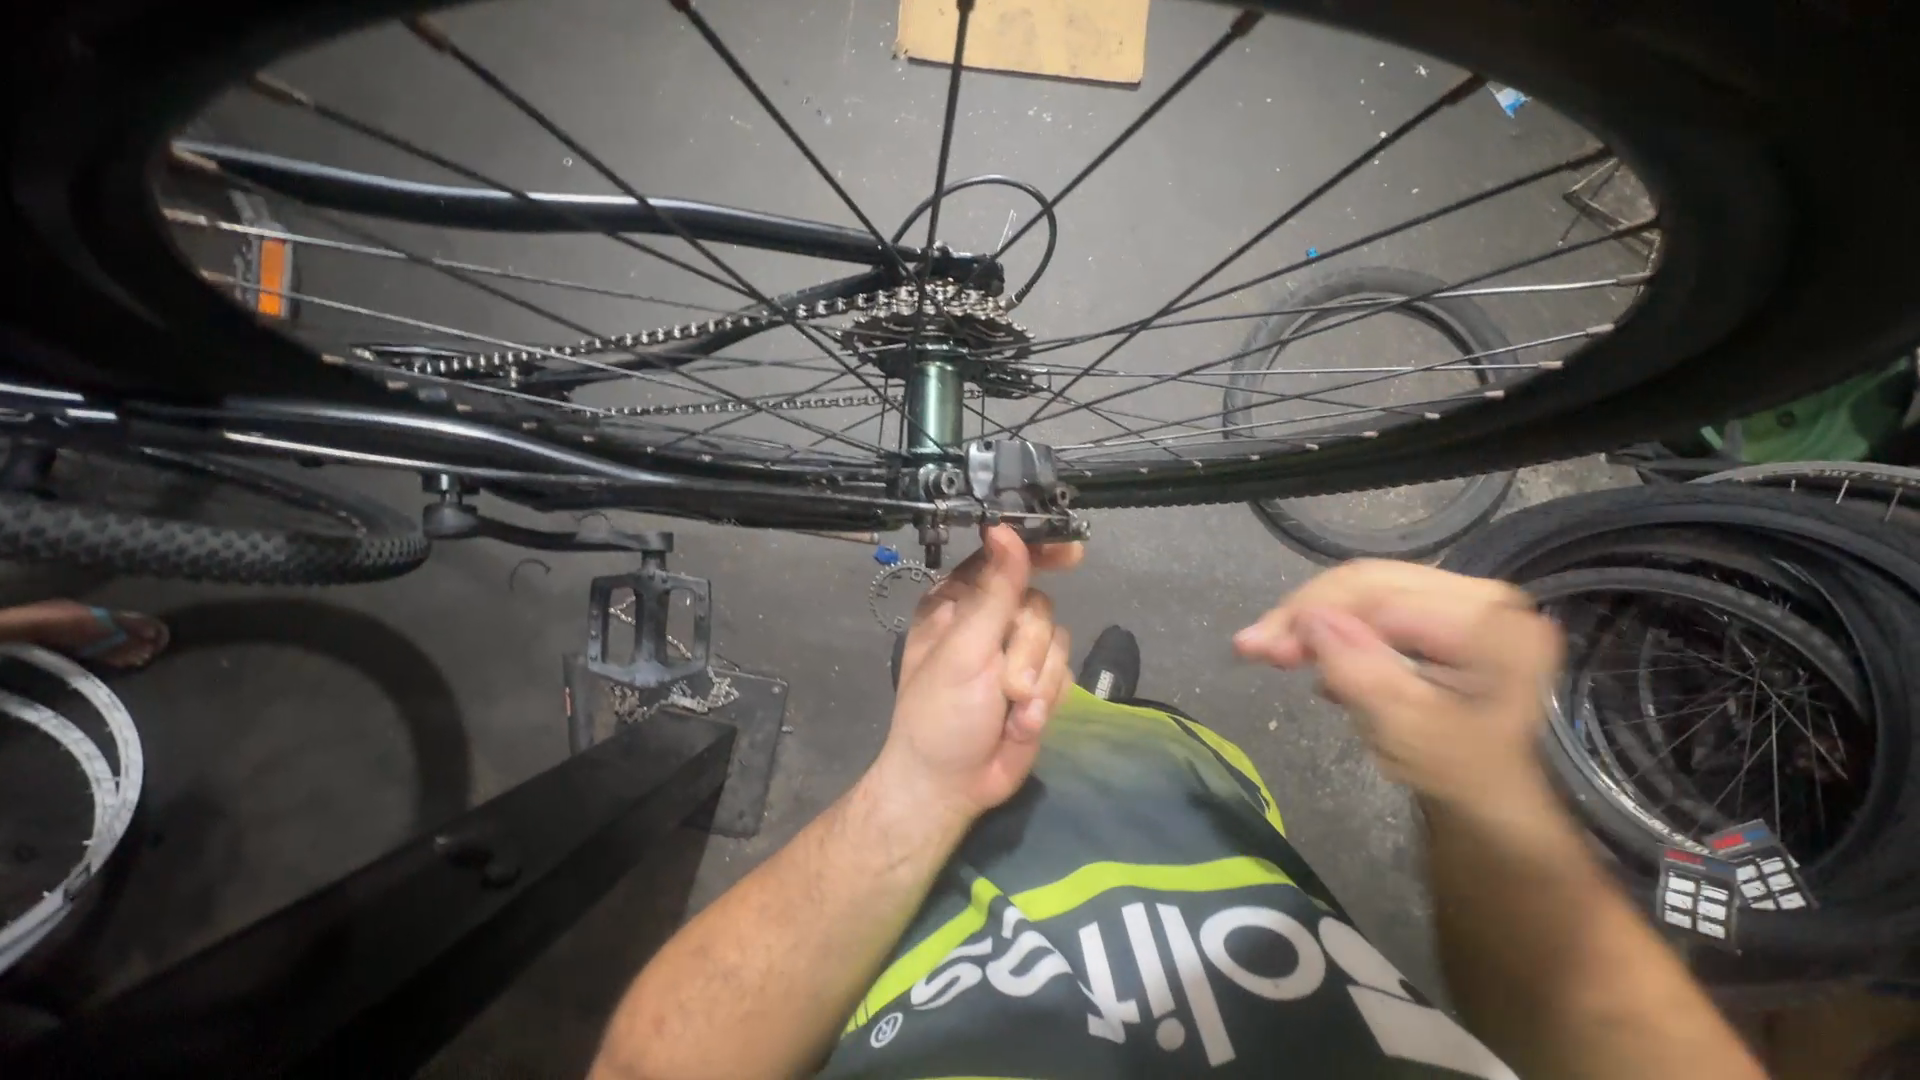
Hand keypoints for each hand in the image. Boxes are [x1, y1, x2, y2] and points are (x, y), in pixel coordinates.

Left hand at [873, 525, 1082, 823]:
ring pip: (1056, 638)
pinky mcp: (1039, 681)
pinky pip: (1064, 671)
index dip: (1036, 551)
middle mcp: (988, 621)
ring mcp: (1015, 652)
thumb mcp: (964, 650)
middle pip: (1037, 603)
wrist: (952, 785)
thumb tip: (1005, 529)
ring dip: (1038, 681)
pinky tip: (1021, 724)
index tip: (1071, 553)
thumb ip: (995, 592)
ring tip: (1010, 712)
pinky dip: (1047, 701)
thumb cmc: (940, 715)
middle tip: (1008, 686)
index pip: (1002, 559)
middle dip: (1028, 650)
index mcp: (956, 603)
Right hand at [1233, 559, 1563, 813]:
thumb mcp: (1405, 729)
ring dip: (1311, 618)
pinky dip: (1332, 626)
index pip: (1381, 598)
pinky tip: (1308, 654)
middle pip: (1371, 583)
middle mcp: (1483, 599)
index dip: (1313, 615)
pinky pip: (1372, 603)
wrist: (1488, 797)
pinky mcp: (1439, 611)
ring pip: (1364, 589)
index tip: (1259, 650)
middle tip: (1252, 645)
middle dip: (1304, 612)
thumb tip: (1308, 618)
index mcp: (1490, 625)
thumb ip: (1360, 671)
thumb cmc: (1456, 771)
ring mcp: (1462, 602)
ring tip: (1268, 648)